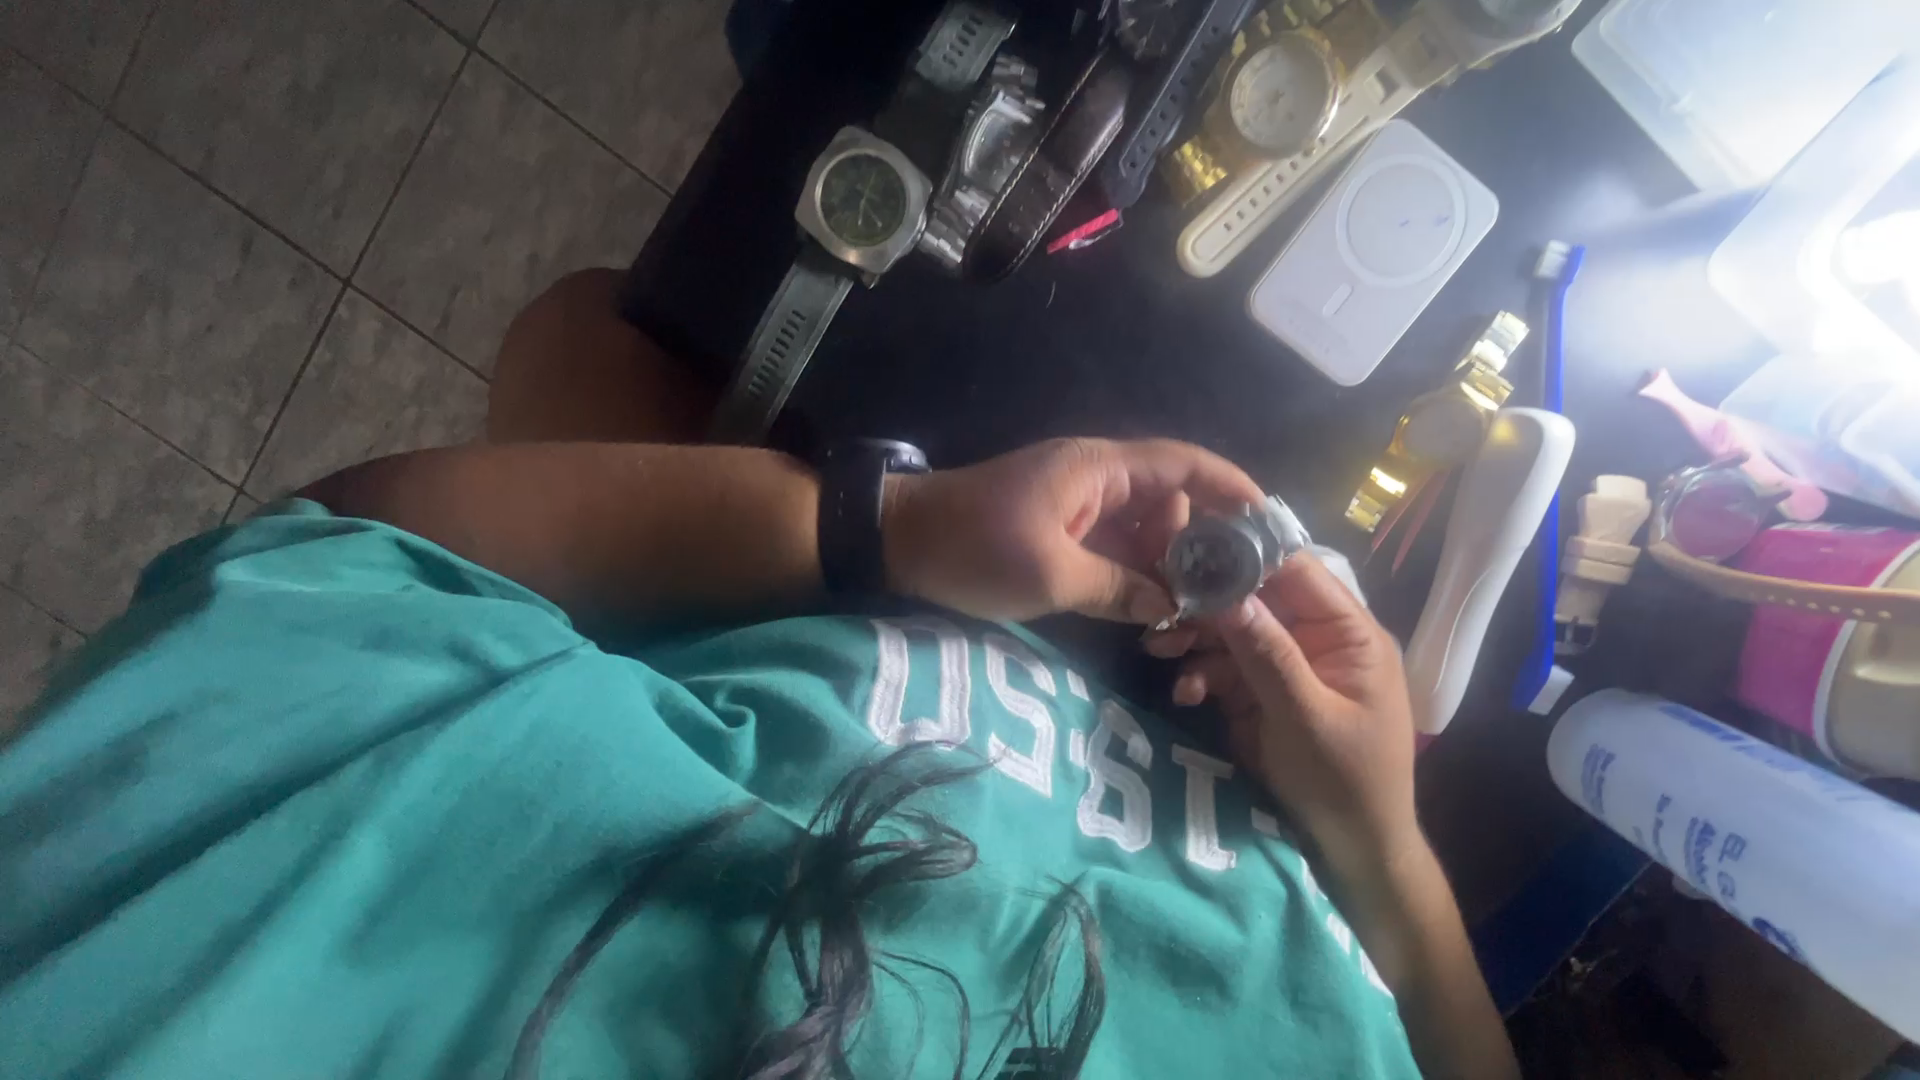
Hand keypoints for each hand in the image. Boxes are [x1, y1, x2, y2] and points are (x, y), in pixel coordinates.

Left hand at [882, 437, 1265, 623]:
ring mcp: (1077, 507)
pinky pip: (1112, 548)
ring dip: (1167, 566)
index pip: (1184, 466)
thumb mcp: (1052, 574)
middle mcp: (1096, 480)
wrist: (899, 543)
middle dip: (1202, 543)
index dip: (1231, 489)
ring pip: (1143, 531)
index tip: (1269, 525)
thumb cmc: (974, 548)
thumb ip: (1120, 589)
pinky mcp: (1059, 532)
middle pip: (1170, 503)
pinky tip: (1151, 609)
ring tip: (1194, 611)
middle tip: (1230, 593)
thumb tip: (1172, 605)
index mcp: (1099, 469)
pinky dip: (1134, 574)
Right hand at [1147, 551, 1420, 878]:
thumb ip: (1268, 654)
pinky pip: (1224, 669)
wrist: (1351, 849)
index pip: (1297, 572)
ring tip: (1158, 650)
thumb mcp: (1306, 717)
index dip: (1248, 555)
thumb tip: (1227, 594)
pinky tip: (1185, 696)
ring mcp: (1287, 665)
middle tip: (1162, 613)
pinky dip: (1200, 678)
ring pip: (1231, 633)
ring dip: (1194, 642)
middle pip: (1255, 600)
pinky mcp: (1261, 691)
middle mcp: (1317, 638)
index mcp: (1349, 633)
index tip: (1192, 548)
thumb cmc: (1346, 781)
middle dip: (1207, 607)